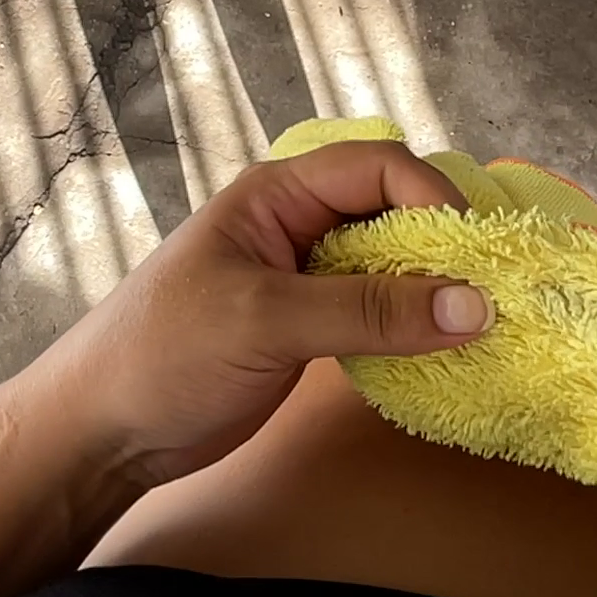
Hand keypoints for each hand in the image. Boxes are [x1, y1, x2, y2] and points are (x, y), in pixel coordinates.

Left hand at [25, 140, 492, 487]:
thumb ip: (369, 311)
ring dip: (429, 285)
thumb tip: (474, 304)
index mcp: (278, 192)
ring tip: (479, 322)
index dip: (431, 199)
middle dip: (440, 242)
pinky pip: (373, 307)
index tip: (475, 254)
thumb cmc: (166, 352)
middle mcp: (297, 222)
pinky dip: (408, 321)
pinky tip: (439, 346)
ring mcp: (303, 274)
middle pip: (389, 209)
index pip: (376, 168)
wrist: (105, 428)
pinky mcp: (308, 323)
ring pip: (386, 260)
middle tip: (492, 290)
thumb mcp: (267, 321)